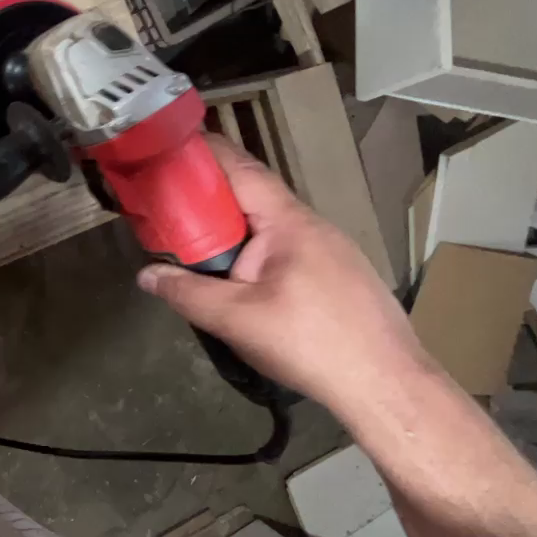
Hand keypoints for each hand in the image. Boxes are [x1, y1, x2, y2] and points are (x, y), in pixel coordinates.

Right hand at [136, 136, 435, 411]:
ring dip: (230, 226)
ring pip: (268, 225)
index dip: (205, 152)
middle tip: (165, 203)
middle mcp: (312, 226)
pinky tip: (236, 278)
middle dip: (208, 195)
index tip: (168, 147)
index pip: (242, 169)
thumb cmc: (312, 343)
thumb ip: (186, 292)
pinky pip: (283, 247)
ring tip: (192, 242)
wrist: (390, 388)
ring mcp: (330, 250)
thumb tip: (145, 274)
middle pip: (252, 196)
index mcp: (289, 223)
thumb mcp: (236, 319)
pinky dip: (251, 247)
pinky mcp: (337, 275)